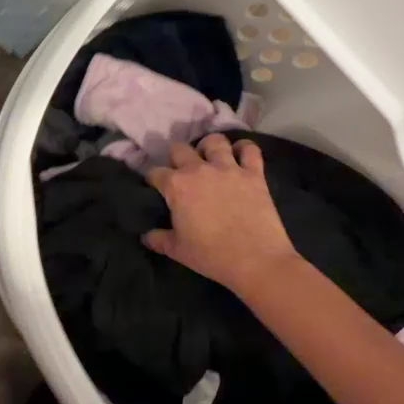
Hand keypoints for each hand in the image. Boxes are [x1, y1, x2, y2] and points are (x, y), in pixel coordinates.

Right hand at [144, 134, 300, 295]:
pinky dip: (244, 149)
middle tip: (181, 171)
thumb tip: (146, 236)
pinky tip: (240, 155)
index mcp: (176, 185)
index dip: (153, 179)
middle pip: (180, 148)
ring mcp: (228, 169)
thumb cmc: (211, 255)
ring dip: (209, 146)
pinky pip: (250, 150)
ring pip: (214, 141)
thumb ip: (158, 239)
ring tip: (209, 158)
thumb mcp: (178, 250)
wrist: (257, 261)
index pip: (155, 172)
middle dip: (176, 157)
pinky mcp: (254, 175)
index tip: (156, 187)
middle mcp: (199, 170)